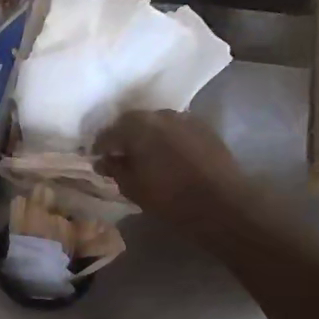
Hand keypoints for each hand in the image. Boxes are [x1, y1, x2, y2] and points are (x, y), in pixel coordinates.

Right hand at [96, 109, 251, 231]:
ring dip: (146, 135)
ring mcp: (184, 118)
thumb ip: (115, 170)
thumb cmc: (170, 198)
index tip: (96, 159)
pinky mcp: (203, 127)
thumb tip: (104, 161)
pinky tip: (167, 155)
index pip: (109, 132)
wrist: (221, 203)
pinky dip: (166, 137)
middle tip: (118, 155)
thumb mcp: (133, 188)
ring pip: (156, 122)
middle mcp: (160, 115)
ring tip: (144, 155)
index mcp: (138, 128)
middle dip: (122, 136)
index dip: (100, 146)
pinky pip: (176, 128)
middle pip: (133, 121)